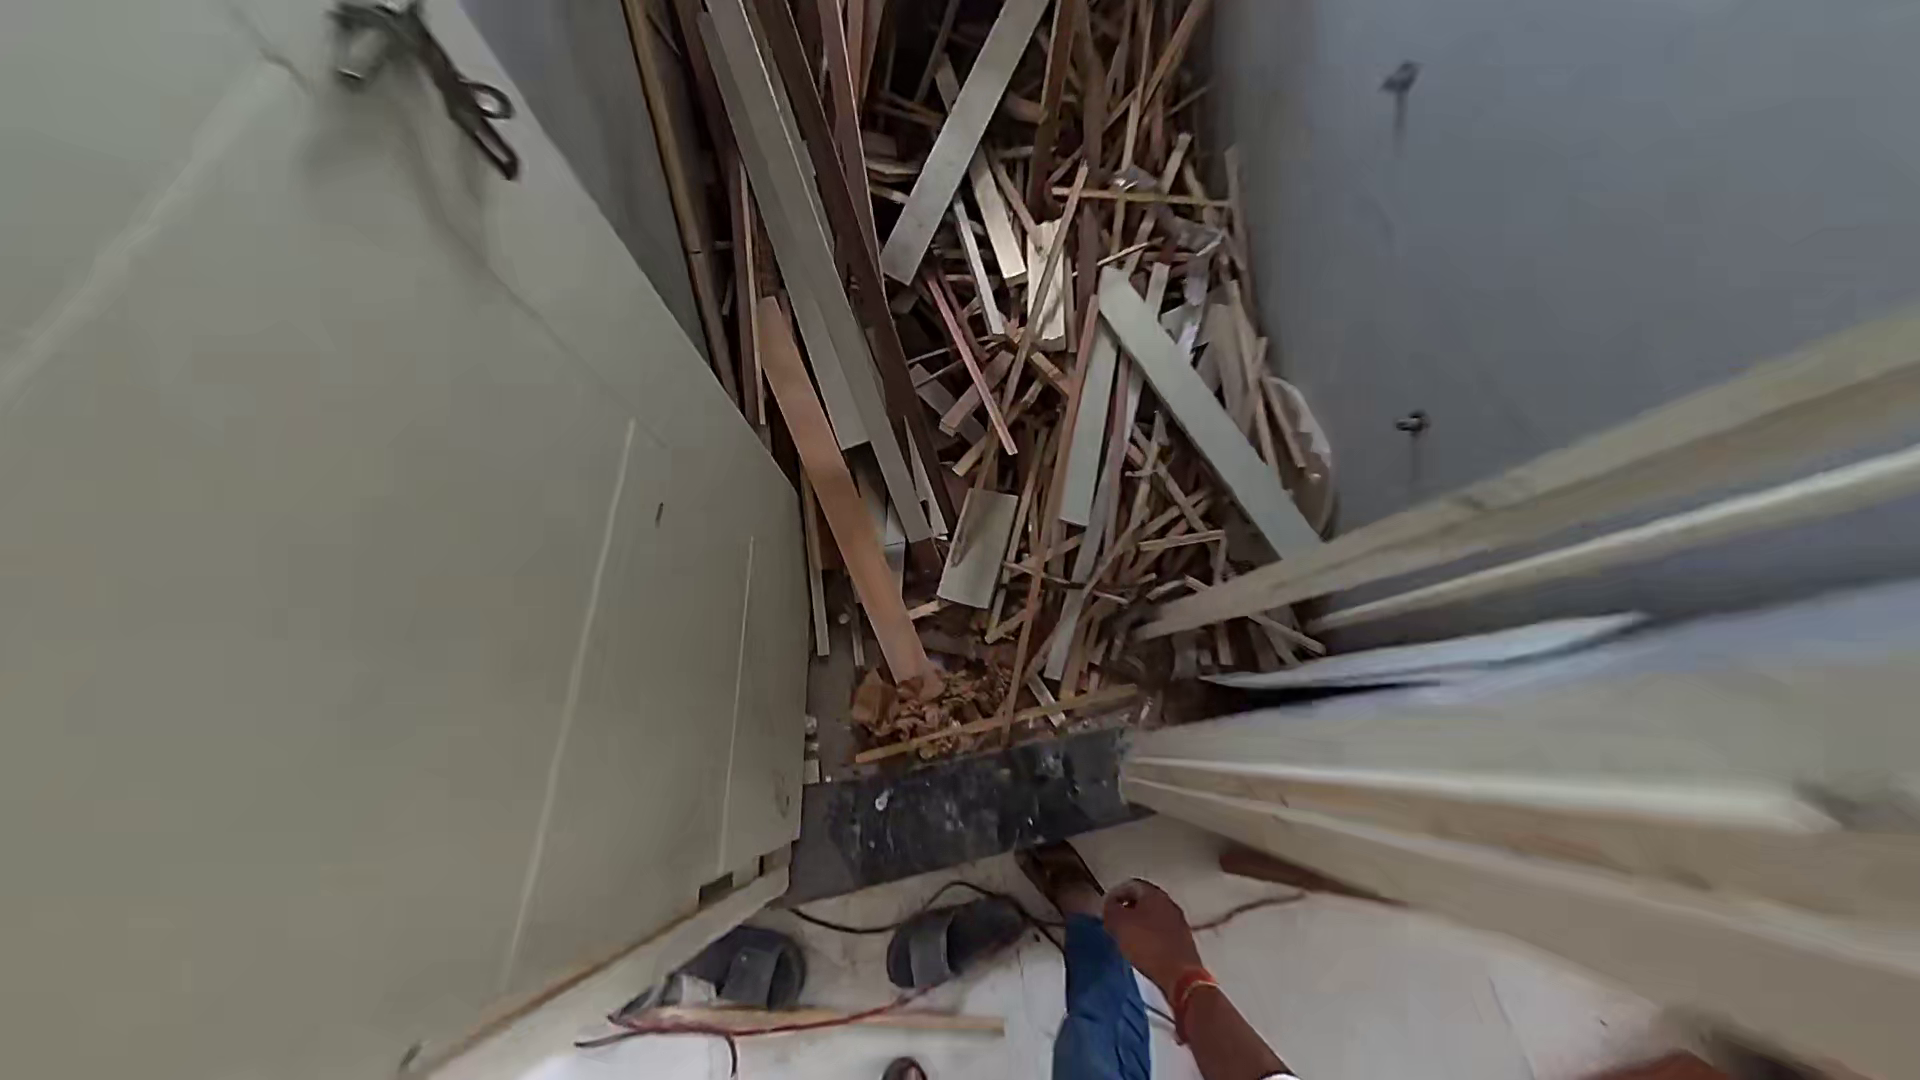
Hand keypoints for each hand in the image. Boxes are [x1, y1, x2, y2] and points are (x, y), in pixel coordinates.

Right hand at [1102, 879, 1203, 992]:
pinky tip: (1144, 952)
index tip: (1106, 908)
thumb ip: (1110, 910)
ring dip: (1140, 925)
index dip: (1114, 895)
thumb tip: (1109, 907)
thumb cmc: (1148, 946)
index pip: (1130, 885)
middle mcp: (1169, 903)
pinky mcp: (1184, 944)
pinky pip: (1162, 934)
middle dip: (1128, 910)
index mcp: (1154, 893)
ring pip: (1153, 918)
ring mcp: (1179, 924)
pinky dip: (1151, 939)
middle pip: (1143, 901)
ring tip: (1128, 939)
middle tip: (1116, 923)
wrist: (1181, 978)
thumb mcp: (1118, 924)